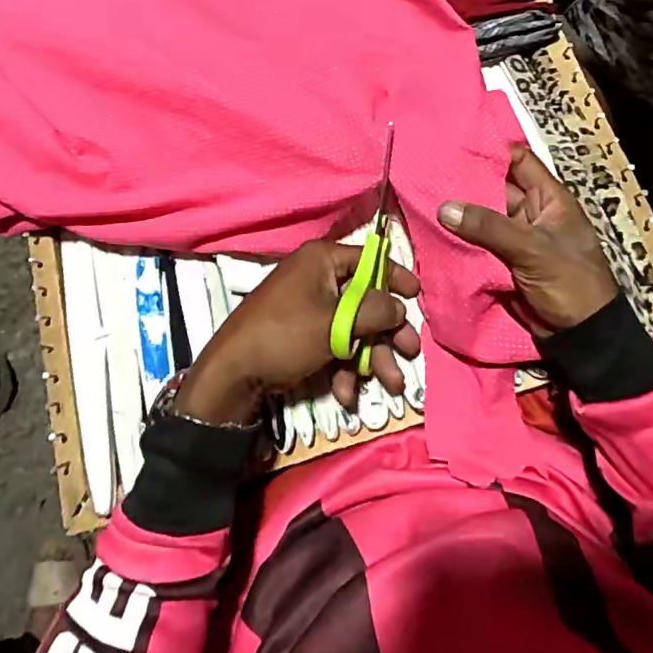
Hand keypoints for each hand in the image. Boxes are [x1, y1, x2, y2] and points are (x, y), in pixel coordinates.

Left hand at [177, 241, 421, 424]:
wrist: (234, 372)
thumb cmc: (286, 335)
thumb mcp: (335, 323)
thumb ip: (375, 311)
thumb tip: (399, 306)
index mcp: (321, 260)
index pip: (368, 258)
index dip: (395, 276)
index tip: (418, 296)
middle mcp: (316, 278)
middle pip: (365, 299)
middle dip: (388, 332)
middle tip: (410, 352)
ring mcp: (309, 308)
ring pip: (352, 328)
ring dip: (371, 358)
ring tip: (392, 386)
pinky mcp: (302, 335)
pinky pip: (332, 345)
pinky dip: (343, 369)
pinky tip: (346, 394)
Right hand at [438, 144, 618, 335]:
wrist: (580, 336)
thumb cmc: (570, 282)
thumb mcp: (532, 249)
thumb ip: (488, 227)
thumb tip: (444, 208)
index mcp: (549, 199)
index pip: (519, 162)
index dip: (491, 151)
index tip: (455, 145)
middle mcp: (530, 212)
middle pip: (494, 187)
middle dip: (465, 181)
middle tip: (428, 170)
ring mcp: (515, 236)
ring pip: (482, 215)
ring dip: (459, 210)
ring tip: (422, 194)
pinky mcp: (501, 259)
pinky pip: (477, 241)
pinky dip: (459, 236)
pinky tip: (431, 227)